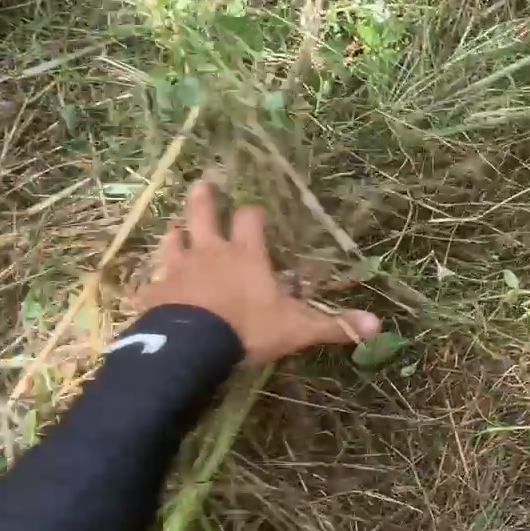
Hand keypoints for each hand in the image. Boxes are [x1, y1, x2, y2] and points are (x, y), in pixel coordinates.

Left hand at [137, 180, 380, 364]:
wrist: (190, 347)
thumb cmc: (248, 328)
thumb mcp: (297, 328)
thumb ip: (333, 325)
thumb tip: (377, 326)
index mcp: (246, 255)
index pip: (250, 219)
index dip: (254, 212)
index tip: (256, 208)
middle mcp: (211, 253)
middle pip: (203, 214)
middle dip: (204, 199)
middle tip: (202, 183)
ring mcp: (179, 269)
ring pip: (173, 240)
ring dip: (176, 233)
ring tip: (175, 228)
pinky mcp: (155, 291)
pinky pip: (152, 278)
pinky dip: (154, 276)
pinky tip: (152, 279)